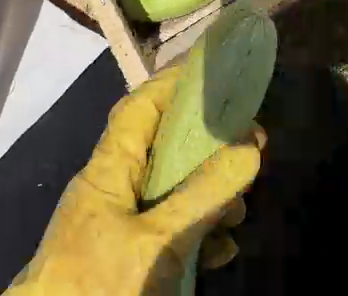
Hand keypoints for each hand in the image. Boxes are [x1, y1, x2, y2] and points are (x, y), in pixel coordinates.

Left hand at [5, 66, 264, 295]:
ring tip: (240, 213)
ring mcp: (116, 227)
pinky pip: (167, 232)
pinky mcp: (123, 261)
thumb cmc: (96, 286)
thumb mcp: (158, 241)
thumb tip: (249, 146)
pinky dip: (197, 234)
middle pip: (165, 148)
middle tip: (251, 150)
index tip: (220, 73)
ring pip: (171, 192)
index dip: (177, 82)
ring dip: (209, 196)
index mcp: (108, 169)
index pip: (141, 105)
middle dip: (210, 147)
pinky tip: (221, 251)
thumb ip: (203, 194)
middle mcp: (111, 189)